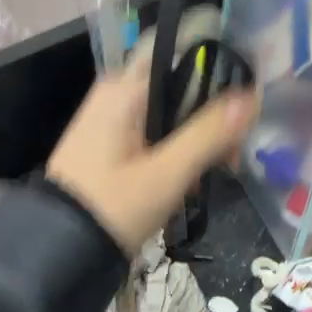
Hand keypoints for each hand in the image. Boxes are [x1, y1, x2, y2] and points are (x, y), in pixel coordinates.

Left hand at [46, 55, 257, 253]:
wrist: (61, 250)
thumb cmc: (114, 209)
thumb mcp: (167, 175)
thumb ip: (209, 135)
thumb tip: (251, 99)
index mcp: (126, 88)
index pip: (186, 60)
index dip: (218, 87)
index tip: (236, 127)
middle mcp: (113, 94)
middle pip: (178, 92)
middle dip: (204, 127)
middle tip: (223, 167)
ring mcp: (105, 122)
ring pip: (165, 120)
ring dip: (187, 149)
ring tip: (193, 186)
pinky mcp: (103, 149)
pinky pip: (147, 140)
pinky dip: (165, 159)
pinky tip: (171, 189)